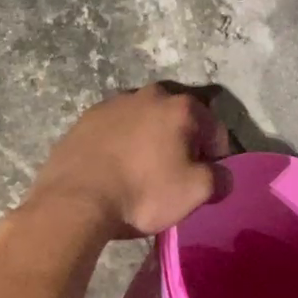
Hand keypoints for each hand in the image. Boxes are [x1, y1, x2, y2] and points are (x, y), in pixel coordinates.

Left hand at [23, 85, 227, 236]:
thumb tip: (223, 176)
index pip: (214, 128)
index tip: (205, 177)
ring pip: (145, 119)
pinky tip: (115, 168)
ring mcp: (114, 103)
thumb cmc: (143, 193)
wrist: (74, 202)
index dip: (216, 154)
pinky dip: (122, 142)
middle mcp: (150, 95)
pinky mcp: (86, 118)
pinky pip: (116, 128)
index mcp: (181, 107)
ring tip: (142, 171)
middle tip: (175, 172)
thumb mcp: (195, 192)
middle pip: (179, 118)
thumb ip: (220, 179)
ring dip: (151, 138)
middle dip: (183, 140)